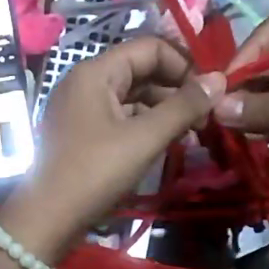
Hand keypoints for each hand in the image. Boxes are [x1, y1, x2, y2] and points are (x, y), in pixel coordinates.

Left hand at [0, 37, 222, 260]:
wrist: (48, 220)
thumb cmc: (95, 173)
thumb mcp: (144, 139)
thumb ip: (183, 108)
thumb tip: (221, 80)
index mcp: (96, 72)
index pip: (150, 48)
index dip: (184, 66)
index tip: (210, 94)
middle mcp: (85, 83)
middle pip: (141, 72)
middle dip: (176, 91)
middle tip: (205, 120)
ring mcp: (80, 110)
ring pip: (132, 99)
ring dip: (163, 112)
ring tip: (191, 135)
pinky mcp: (81, 136)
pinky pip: (120, 120)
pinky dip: (144, 128)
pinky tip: (164, 146)